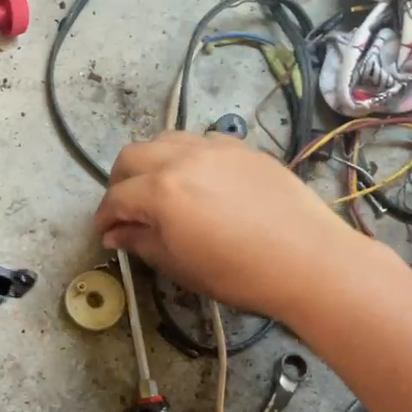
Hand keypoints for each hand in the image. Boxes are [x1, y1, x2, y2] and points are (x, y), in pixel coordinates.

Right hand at [93, 131, 375, 318]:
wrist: (308, 260)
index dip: (104, 218)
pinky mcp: (243, 149)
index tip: (104, 235)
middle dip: (119, 182)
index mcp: (161, 191)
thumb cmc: (237, 272)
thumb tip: (116, 234)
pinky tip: (195, 181)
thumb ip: (141, 242)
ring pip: (165, 140)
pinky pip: (200, 141)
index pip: (116, 198)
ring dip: (150, 162)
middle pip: (132, 156)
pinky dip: (184, 156)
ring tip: (156, 189)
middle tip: (125, 210)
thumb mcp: (179, 264)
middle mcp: (182, 158)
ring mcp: (215, 148)